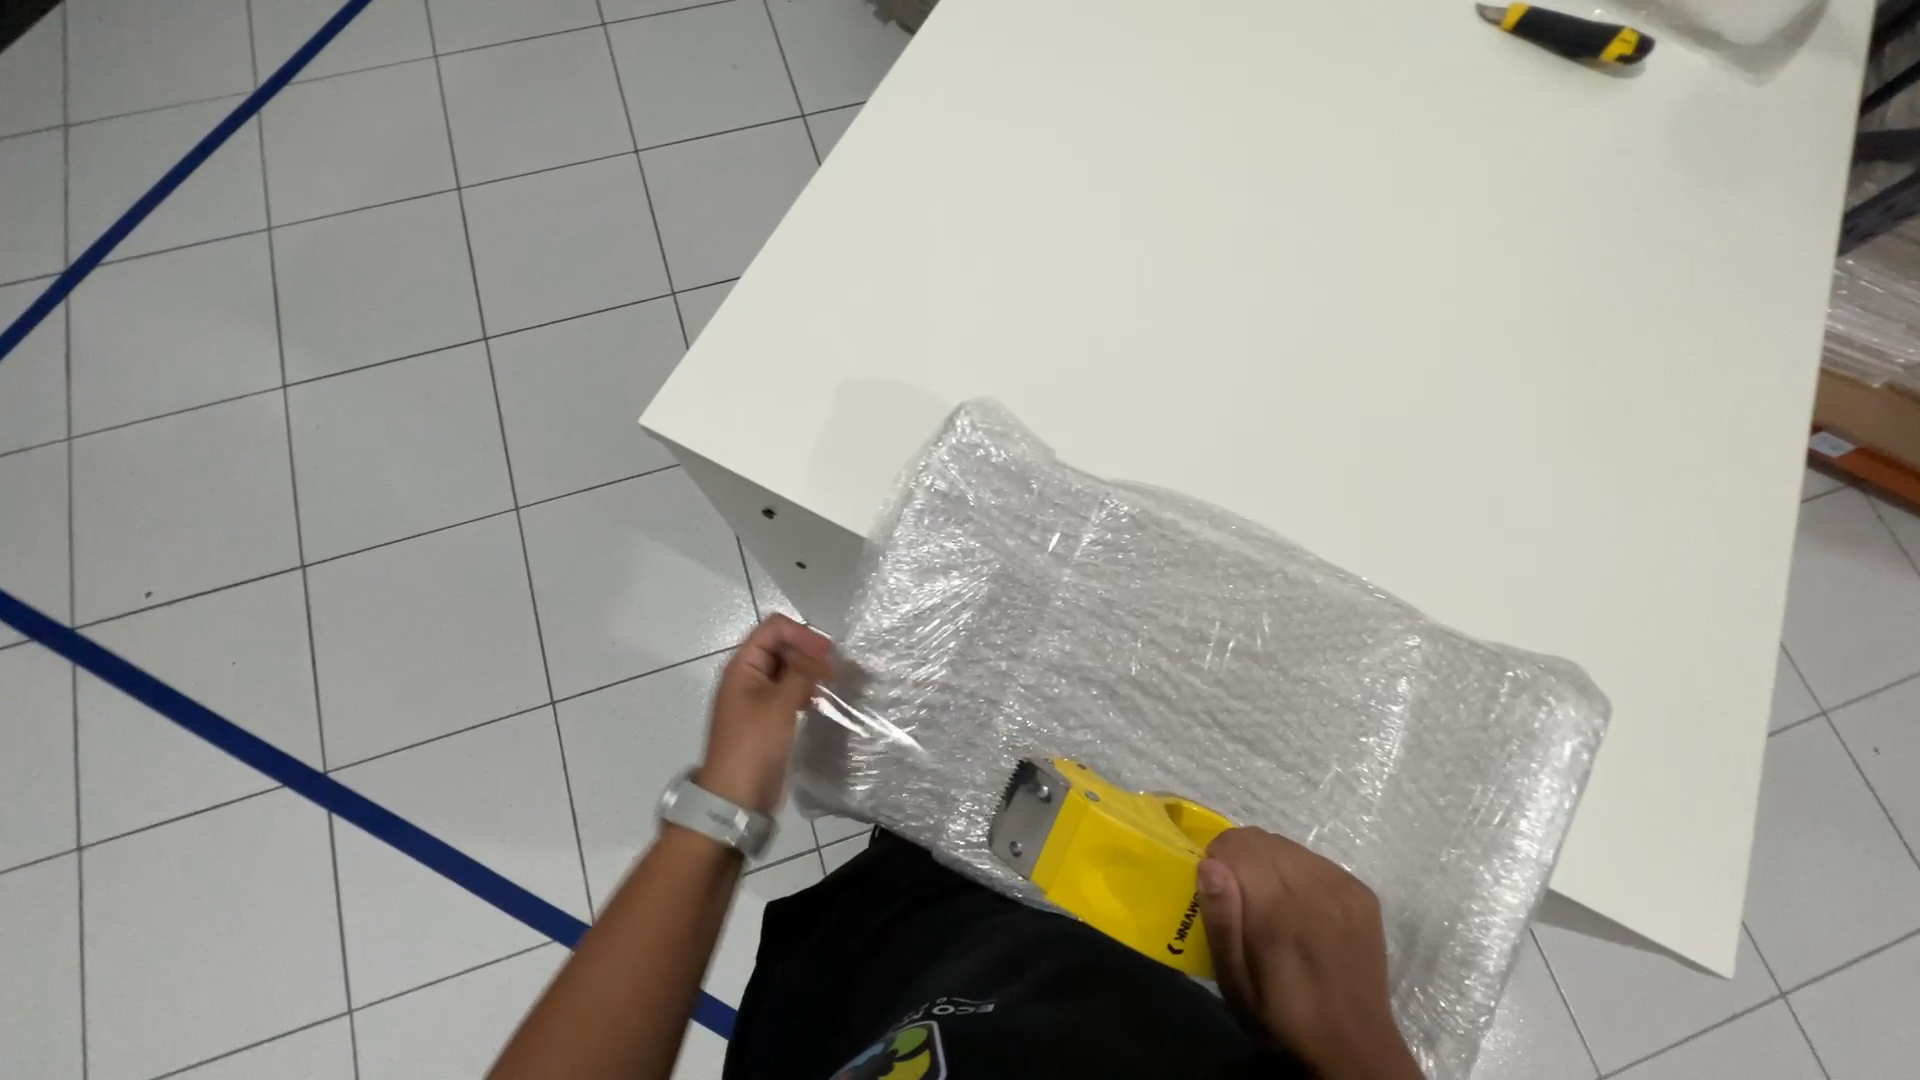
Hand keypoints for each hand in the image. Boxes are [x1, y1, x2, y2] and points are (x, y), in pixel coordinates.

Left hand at [697, 615, 834, 815]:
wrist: (736, 797)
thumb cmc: (754, 745)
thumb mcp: (780, 704)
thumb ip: (802, 673)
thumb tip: (823, 655)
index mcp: (742, 666)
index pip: (773, 628)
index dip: (801, 634)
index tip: (827, 653)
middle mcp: (748, 676)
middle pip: (780, 646)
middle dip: (808, 651)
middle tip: (835, 669)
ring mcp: (757, 697)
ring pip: (787, 669)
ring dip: (809, 670)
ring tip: (833, 683)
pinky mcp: (768, 717)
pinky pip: (789, 691)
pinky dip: (806, 689)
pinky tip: (822, 699)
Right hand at [1198, 828, 1422, 1079]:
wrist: (1356, 1047)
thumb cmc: (1282, 1016)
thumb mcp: (1235, 982)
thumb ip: (1220, 920)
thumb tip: (1209, 864)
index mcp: (1280, 912)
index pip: (1236, 845)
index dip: (1217, 860)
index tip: (1216, 892)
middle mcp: (1316, 889)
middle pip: (1260, 839)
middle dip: (1240, 859)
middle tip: (1240, 900)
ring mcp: (1344, 887)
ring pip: (1286, 845)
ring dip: (1268, 862)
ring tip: (1270, 902)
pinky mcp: (1361, 891)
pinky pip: (1313, 859)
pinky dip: (1296, 871)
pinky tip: (1300, 905)